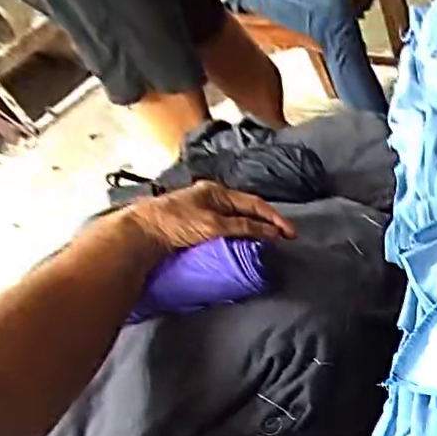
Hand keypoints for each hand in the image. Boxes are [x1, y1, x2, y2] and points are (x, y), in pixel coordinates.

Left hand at [119, 180, 296, 250]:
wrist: (144, 232)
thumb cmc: (177, 222)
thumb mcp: (214, 224)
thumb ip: (245, 227)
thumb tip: (273, 233)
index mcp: (217, 192)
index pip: (255, 203)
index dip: (275, 218)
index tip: (292, 234)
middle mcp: (213, 198)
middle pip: (249, 210)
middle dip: (269, 223)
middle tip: (285, 239)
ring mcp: (207, 211)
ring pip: (241, 219)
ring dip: (258, 230)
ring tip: (271, 242)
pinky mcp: (201, 225)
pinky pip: (231, 228)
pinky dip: (244, 235)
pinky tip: (249, 243)